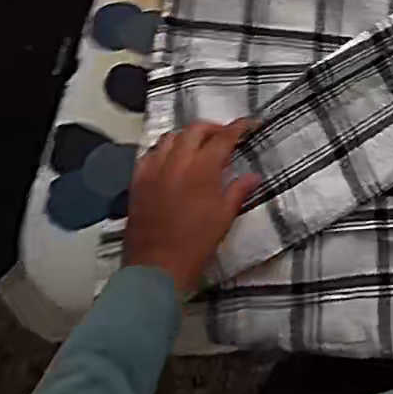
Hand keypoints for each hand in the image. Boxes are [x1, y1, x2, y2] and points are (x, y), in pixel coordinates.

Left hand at [123, 120, 262, 293]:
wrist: (156, 269)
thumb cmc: (196, 243)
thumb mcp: (224, 217)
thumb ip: (239, 190)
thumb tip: (254, 176)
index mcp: (202, 169)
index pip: (223, 138)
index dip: (238, 127)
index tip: (248, 124)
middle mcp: (177, 162)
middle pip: (194, 130)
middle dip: (212, 128)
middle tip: (222, 136)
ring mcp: (154, 170)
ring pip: (170, 137)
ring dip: (186, 136)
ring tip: (196, 146)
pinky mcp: (137, 181)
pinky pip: (149, 154)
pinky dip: (162, 150)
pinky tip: (169, 160)